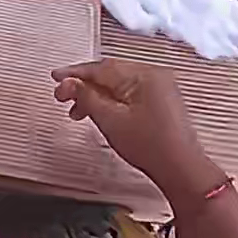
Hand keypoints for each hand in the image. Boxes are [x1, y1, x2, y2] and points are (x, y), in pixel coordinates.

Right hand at [52, 60, 221, 199]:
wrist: (180, 169)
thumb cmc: (151, 147)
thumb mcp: (110, 120)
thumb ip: (86, 97)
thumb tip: (69, 83)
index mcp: (143, 75)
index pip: (100, 68)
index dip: (75, 73)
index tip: (57, 77)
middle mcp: (154, 75)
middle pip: (109, 74)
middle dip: (84, 85)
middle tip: (63, 97)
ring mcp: (159, 88)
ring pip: (118, 84)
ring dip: (96, 95)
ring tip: (79, 111)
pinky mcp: (161, 100)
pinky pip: (129, 92)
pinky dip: (111, 100)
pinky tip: (100, 112)